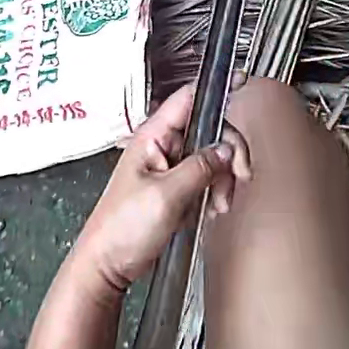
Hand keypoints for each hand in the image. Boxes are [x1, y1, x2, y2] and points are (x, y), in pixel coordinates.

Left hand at [68, 82, 251, 295]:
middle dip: (229, 152)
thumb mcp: (166, 195)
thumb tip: (227, 149)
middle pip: (209, 130)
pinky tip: (212, 209)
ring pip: (212, 156)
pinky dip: (216, 191)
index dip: (216, 88)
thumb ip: (200, 168)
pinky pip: (207, 178)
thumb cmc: (122, 229)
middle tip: (240, 175)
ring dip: (223, 178)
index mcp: (153, 136)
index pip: (189, 98)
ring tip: (219, 204)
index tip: (242, 81)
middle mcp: (163, 146)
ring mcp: (170, 167)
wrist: (106, 267)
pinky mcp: (175, 188)